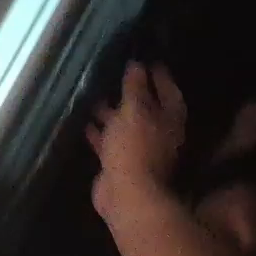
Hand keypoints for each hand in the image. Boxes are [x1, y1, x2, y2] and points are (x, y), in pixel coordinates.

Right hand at [86, 62, 186, 218]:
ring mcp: (139, 150)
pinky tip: (86, 123)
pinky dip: (99, 133)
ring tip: (96, 96)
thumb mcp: (134, 110)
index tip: (151, 61)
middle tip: (118, 76)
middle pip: (147, 108)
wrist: (126, 195)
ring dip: (112, 113)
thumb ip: (135, 88)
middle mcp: (158, 133)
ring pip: (125, 126)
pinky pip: (109, 142)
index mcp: (169, 119)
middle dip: (133, 93)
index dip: (161, 76)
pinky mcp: (120, 163)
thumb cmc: (135, 147)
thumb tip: (137, 65)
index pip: (169, 91)